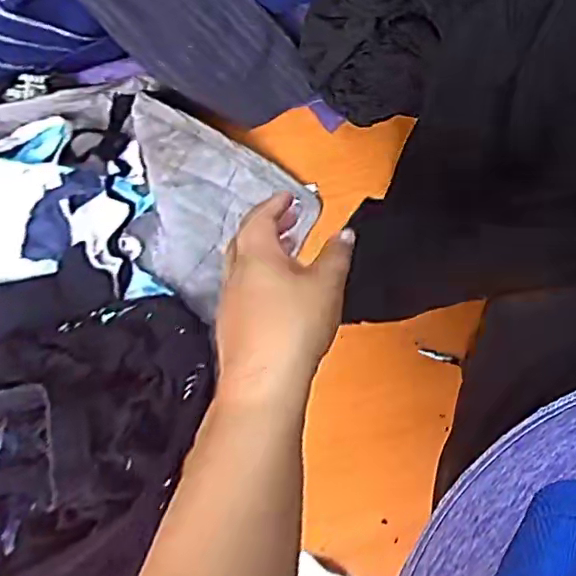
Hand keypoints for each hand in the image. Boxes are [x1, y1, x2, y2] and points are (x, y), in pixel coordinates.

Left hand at [213, 194, 352, 407]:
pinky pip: (247, 284)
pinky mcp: (236, 321)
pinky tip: (286, 284)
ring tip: (291, 247)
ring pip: (244, 264)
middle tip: (290, 217)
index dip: (274, 206)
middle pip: (245, 241)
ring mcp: (232, 300)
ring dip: (266, 249)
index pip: (258, 221)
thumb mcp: (328, 282)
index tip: (289, 197)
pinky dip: (264, 272)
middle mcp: (236, 276)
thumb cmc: (294, 326)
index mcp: (256, 258)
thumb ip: (336, 255)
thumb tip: (344, 235)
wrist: (265, 377)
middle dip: (268, 225)